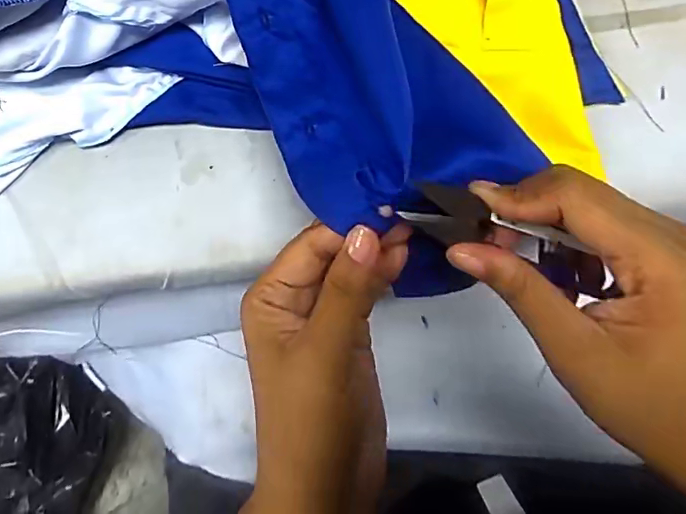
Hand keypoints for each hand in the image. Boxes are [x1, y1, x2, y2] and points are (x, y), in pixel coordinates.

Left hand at [240, 222, 410, 513]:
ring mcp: (321, 317)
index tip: (388, 201)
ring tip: (413, 227)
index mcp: (271, 294)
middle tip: (409, 210)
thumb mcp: (327, 350)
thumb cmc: (311, 418)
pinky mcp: (347, 336)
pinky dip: (381, 276)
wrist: (326, 492)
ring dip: (376, 252)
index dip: (348, 223)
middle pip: (331, 253)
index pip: (311, 245)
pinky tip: (403, 257)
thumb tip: (365, 228)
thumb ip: (347, 289)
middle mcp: (292, 298)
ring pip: (349, 271)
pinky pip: (363, 294)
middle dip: (365, 233)